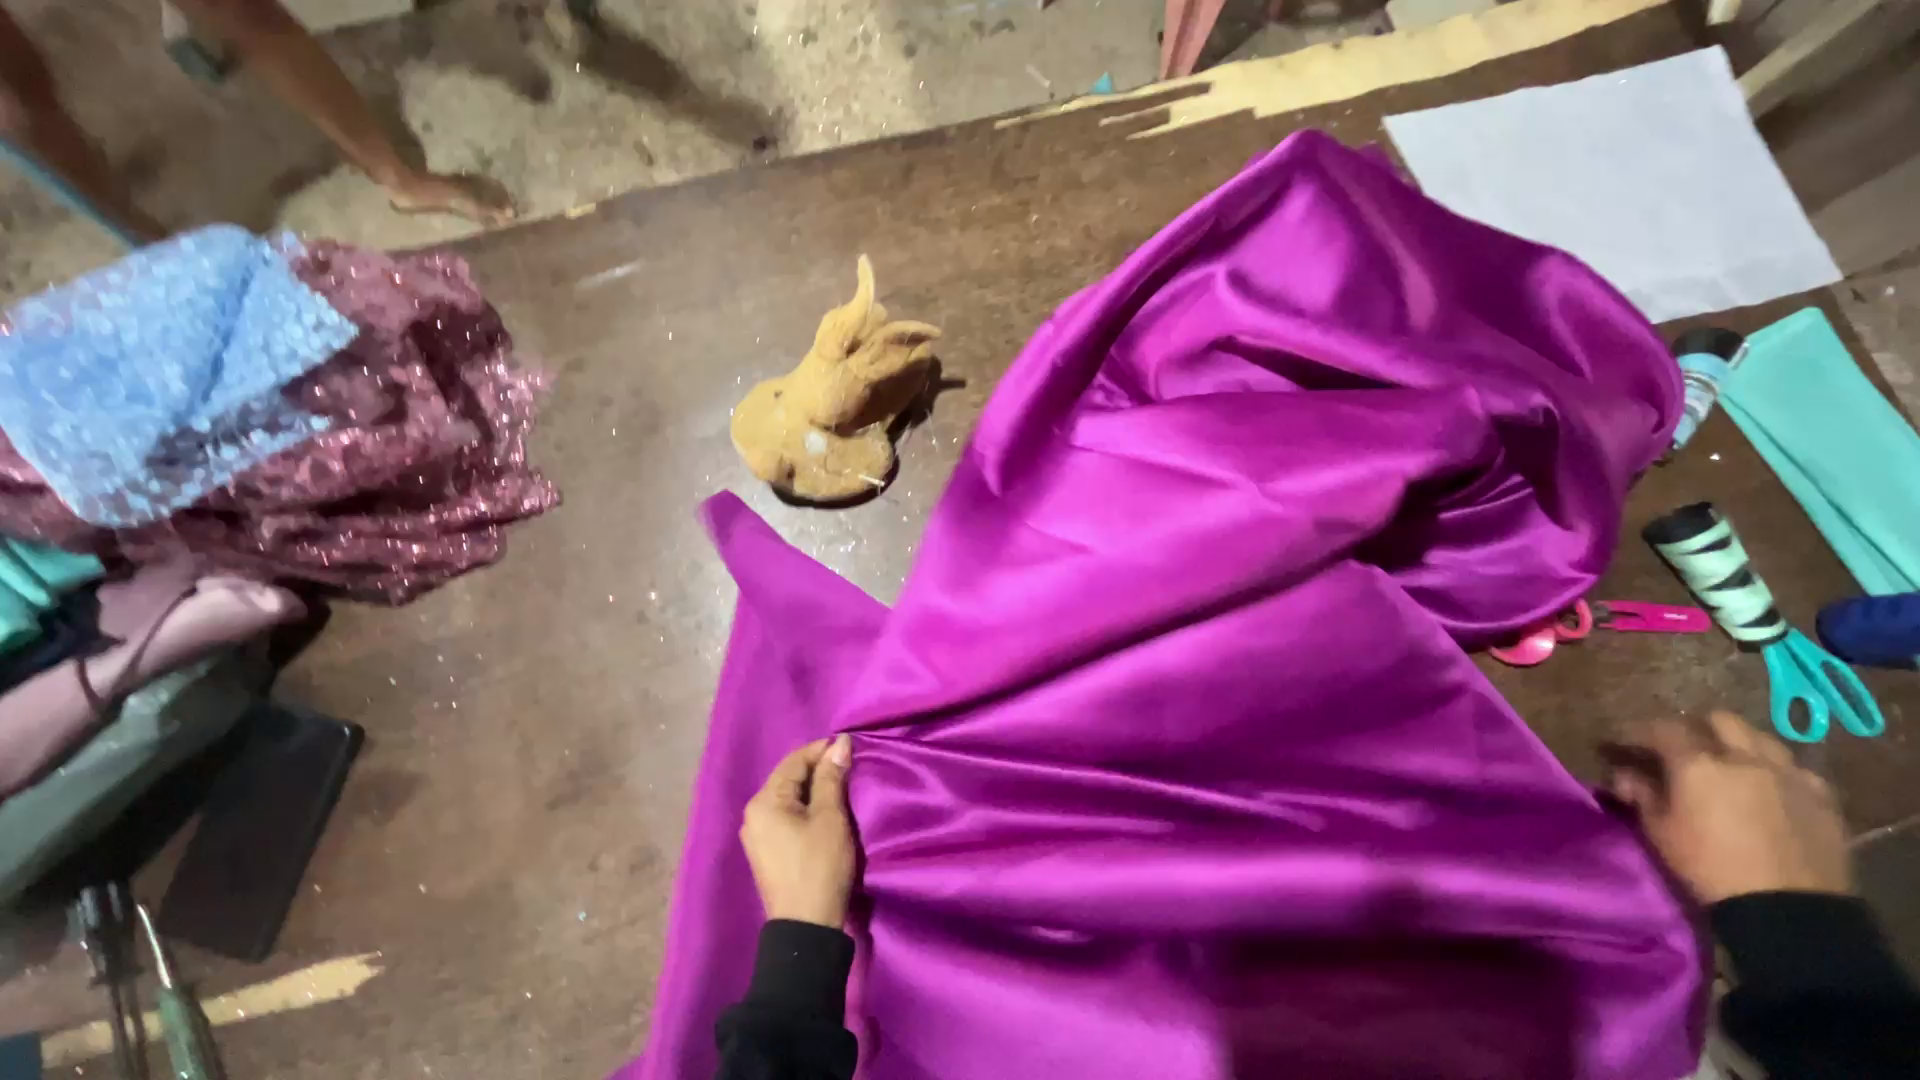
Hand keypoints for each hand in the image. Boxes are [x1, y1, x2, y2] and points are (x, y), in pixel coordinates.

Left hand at [741, 735, 856, 928]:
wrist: (806, 927)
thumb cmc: (820, 866)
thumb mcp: (830, 817)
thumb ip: (832, 777)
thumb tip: (839, 743)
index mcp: (764, 802)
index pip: (794, 761)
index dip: (822, 750)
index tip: (850, 747)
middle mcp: (753, 814)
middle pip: (788, 779)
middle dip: (818, 769)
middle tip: (849, 767)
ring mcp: (757, 835)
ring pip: (788, 799)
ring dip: (814, 790)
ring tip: (842, 787)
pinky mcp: (766, 852)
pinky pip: (786, 817)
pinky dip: (806, 809)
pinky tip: (826, 811)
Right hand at [1603, 710, 1850, 904]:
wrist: (1786, 909)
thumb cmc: (1708, 865)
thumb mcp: (1659, 830)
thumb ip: (1640, 793)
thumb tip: (1623, 773)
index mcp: (1698, 764)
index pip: (1662, 729)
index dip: (1638, 732)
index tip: (1622, 743)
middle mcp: (1745, 758)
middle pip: (1720, 721)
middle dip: (1696, 727)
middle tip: (1679, 747)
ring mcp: (1789, 775)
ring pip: (1762, 739)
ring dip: (1739, 744)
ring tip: (1727, 762)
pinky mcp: (1822, 798)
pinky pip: (1796, 769)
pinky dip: (1776, 770)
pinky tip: (1769, 787)